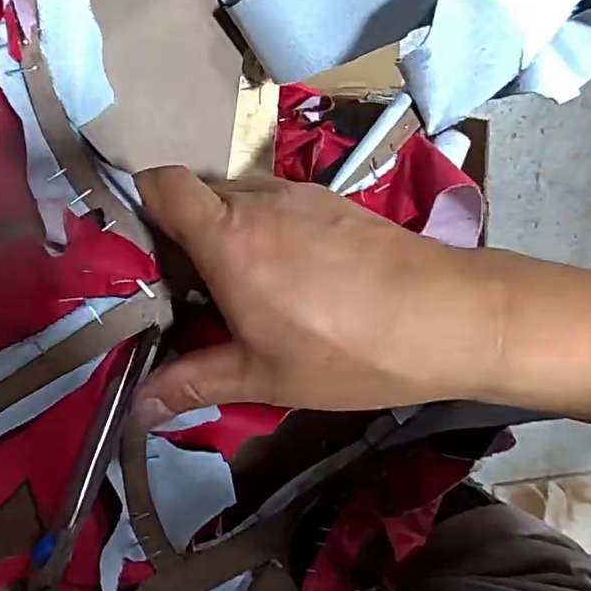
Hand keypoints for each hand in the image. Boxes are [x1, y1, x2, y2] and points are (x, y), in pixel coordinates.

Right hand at [132, 167, 501, 425]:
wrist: (451, 317)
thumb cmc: (348, 350)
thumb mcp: (264, 377)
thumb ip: (194, 383)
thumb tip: (138, 407)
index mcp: (227, 236)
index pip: (162, 183)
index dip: (140, 200)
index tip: (139, 242)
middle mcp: (257, 200)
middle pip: (197, 193)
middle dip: (181, 229)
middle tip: (185, 282)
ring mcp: (298, 194)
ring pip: (238, 197)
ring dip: (226, 229)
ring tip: (238, 282)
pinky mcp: (331, 200)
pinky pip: (276, 202)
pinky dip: (264, 226)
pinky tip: (290, 273)